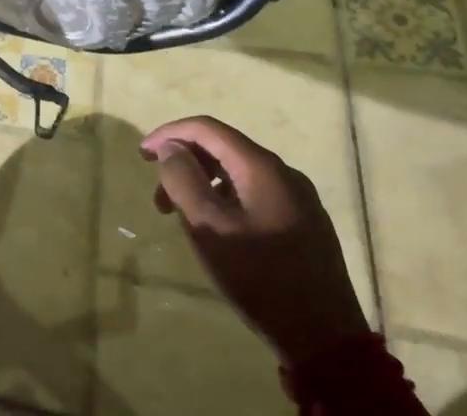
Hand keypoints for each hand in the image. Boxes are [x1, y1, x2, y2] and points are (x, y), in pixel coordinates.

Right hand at [143, 116, 369, 365]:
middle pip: (224, 149)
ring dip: (203, 184)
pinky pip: (254, 194)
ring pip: (238, 174)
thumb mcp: (209, 227)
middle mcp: (284, 173)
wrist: (325, 338)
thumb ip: (183, 180)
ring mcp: (299, 199)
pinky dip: (225, 199)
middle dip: (184, 163)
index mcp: (262, 167)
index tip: (141, 155)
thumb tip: (171, 148)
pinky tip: (216, 229)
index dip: (169, 134)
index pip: (208, 129)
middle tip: (158, 197)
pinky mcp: (304, 223)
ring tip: (183, 218)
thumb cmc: (261, 278)